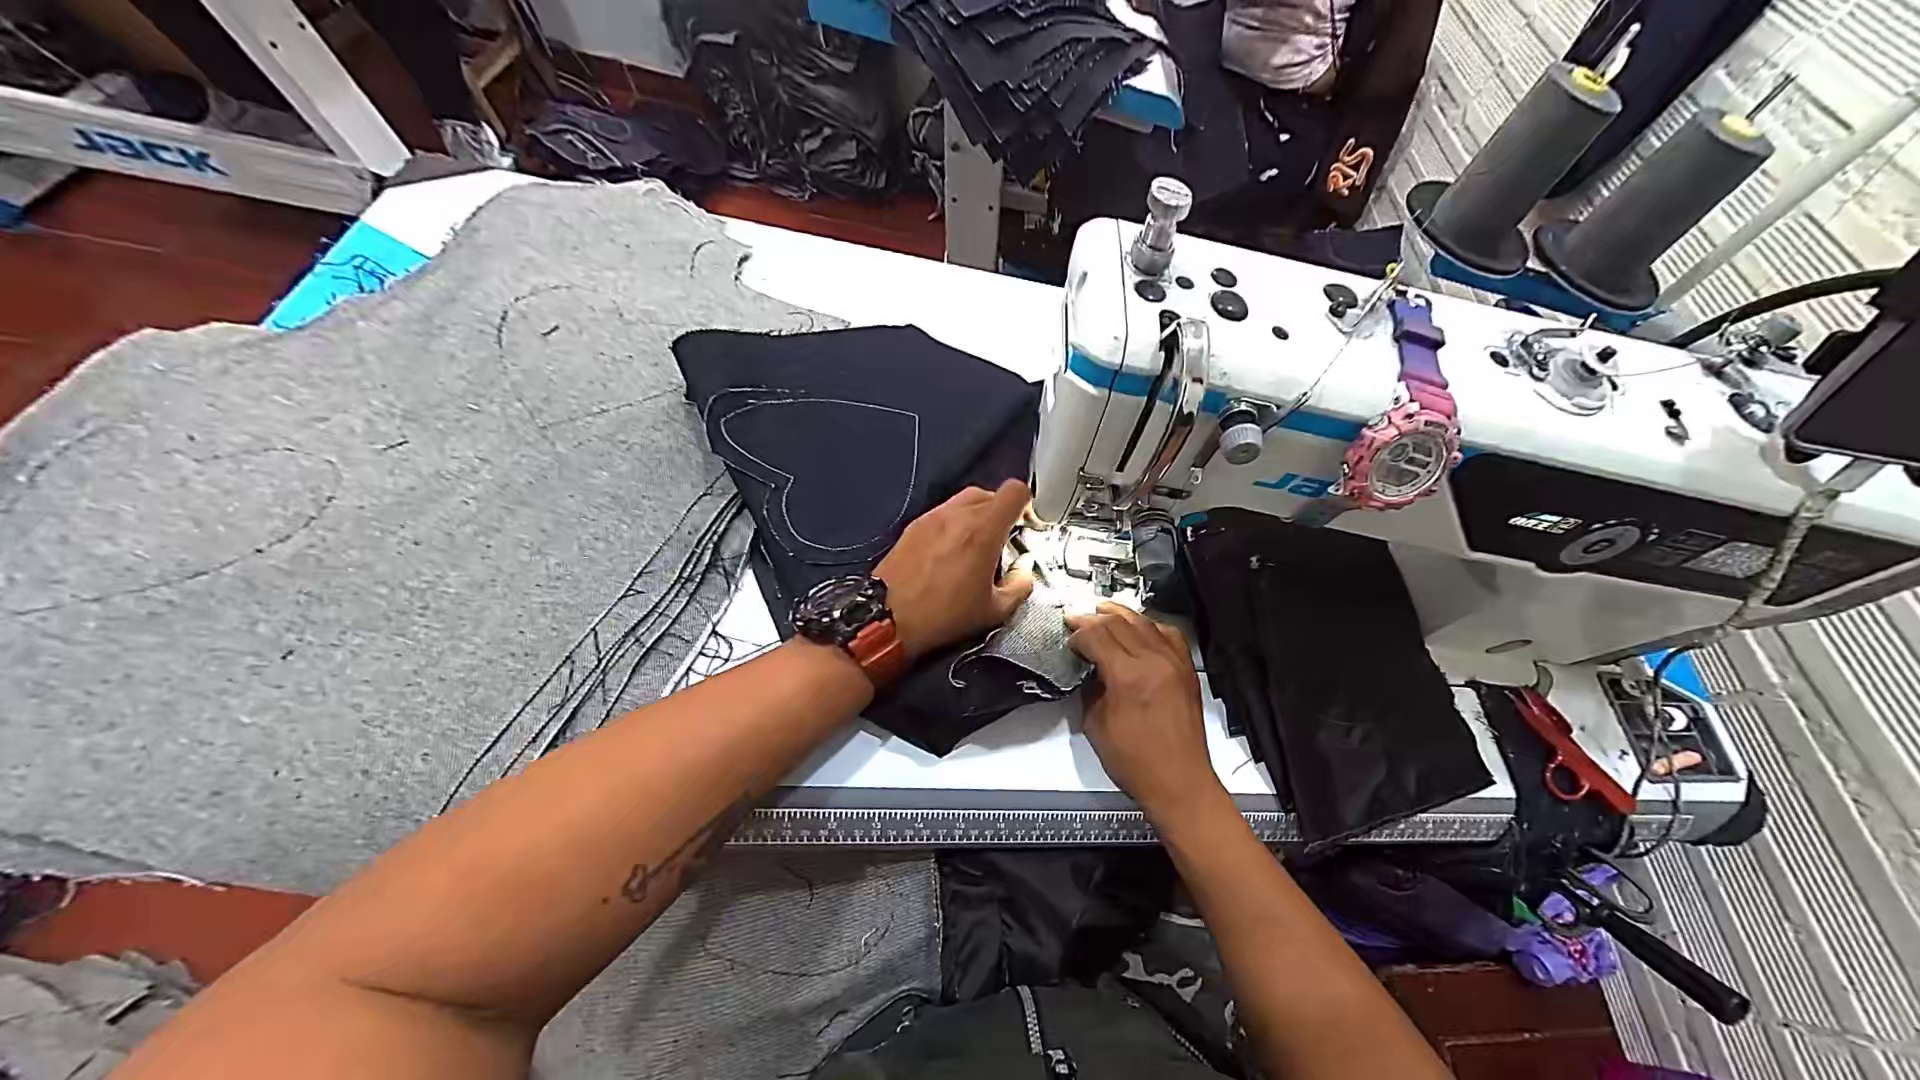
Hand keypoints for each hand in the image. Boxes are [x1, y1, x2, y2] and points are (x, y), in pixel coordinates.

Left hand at [874, 480, 1035, 659]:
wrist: (887, 618)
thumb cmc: (940, 615)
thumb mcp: (994, 610)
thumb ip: (1020, 586)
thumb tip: (1024, 572)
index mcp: (983, 529)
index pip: (1015, 491)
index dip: (1028, 506)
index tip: (1026, 526)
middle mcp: (957, 514)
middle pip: (991, 494)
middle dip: (1002, 514)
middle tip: (1003, 542)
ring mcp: (932, 517)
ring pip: (965, 502)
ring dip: (977, 518)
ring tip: (976, 550)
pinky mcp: (914, 526)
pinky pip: (943, 514)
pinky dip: (954, 525)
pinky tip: (951, 554)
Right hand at [1066, 604, 1224, 820]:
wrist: (1180, 782)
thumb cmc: (1136, 762)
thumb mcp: (1095, 724)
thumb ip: (1090, 688)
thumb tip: (1089, 669)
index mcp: (1128, 676)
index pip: (1097, 635)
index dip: (1078, 633)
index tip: (1069, 638)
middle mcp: (1155, 661)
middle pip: (1118, 622)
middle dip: (1093, 619)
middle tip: (1077, 620)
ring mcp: (1175, 663)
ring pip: (1144, 622)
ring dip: (1120, 615)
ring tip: (1102, 611)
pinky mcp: (1186, 670)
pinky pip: (1168, 634)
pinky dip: (1149, 625)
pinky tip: (1138, 627)